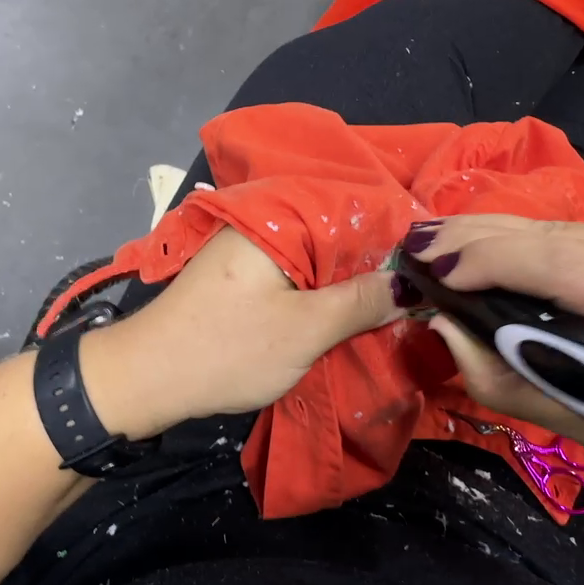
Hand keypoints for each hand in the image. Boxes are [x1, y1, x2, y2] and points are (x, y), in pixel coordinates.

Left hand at [80, 227, 402, 438]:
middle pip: (337, 233)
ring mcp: (251, 250)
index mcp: (279, 218)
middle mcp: (265, 222)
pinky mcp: (244, 278)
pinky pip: (297, 275)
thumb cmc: (227, 349)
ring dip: (350, 281)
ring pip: (319, 258)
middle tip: (425, 286)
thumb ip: (362, 301)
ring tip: (398, 301)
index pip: (353, 207)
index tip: (437, 262)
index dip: (395, 234)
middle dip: (376, 261)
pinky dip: (323, 292)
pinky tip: (351, 312)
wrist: (146, 378)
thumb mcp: (306, 329)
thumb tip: (413, 283)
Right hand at [407, 214, 583, 492]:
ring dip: (493, 234)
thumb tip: (439, 321)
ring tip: (438, 238)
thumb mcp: (568, 418)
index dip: (492, 260)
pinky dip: (522, 239)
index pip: (562, 264)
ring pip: (560, 229)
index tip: (433, 270)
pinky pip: (574, 234)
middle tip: (417, 244)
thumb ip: (498, 372)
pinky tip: (484, 240)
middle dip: (479, 240)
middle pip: (556, 237)